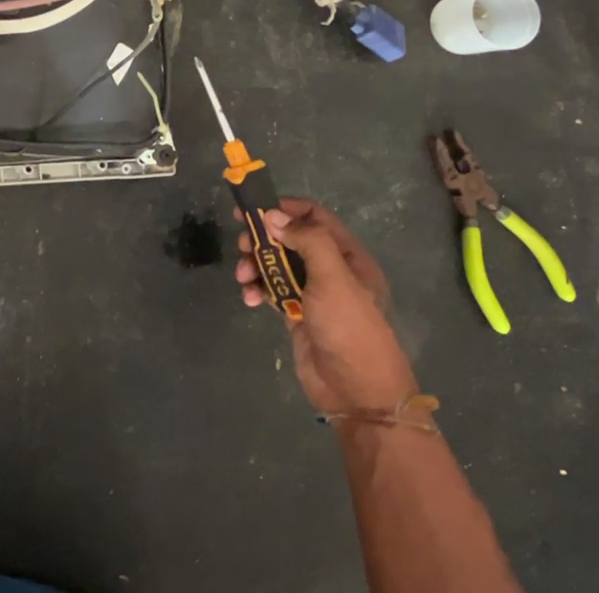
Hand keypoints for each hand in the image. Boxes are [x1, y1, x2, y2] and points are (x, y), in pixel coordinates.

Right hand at [234, 198, 419, 413]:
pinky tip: (249, 300)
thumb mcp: (333, 279)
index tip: (253, 210)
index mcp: (348, 256)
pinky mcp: (296, 313)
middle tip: (242, 245)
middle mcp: (330, 270)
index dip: (285, 209)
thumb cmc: (349, 328)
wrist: (356, 390)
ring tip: (242, 278)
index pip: (315, 217)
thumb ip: (307, 241)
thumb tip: (273, 215)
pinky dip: (257, 290)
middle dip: (263, 239)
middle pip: (289, 239)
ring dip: (255, 266)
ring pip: (276, 265)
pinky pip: (271, 290)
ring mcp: (313, 293)